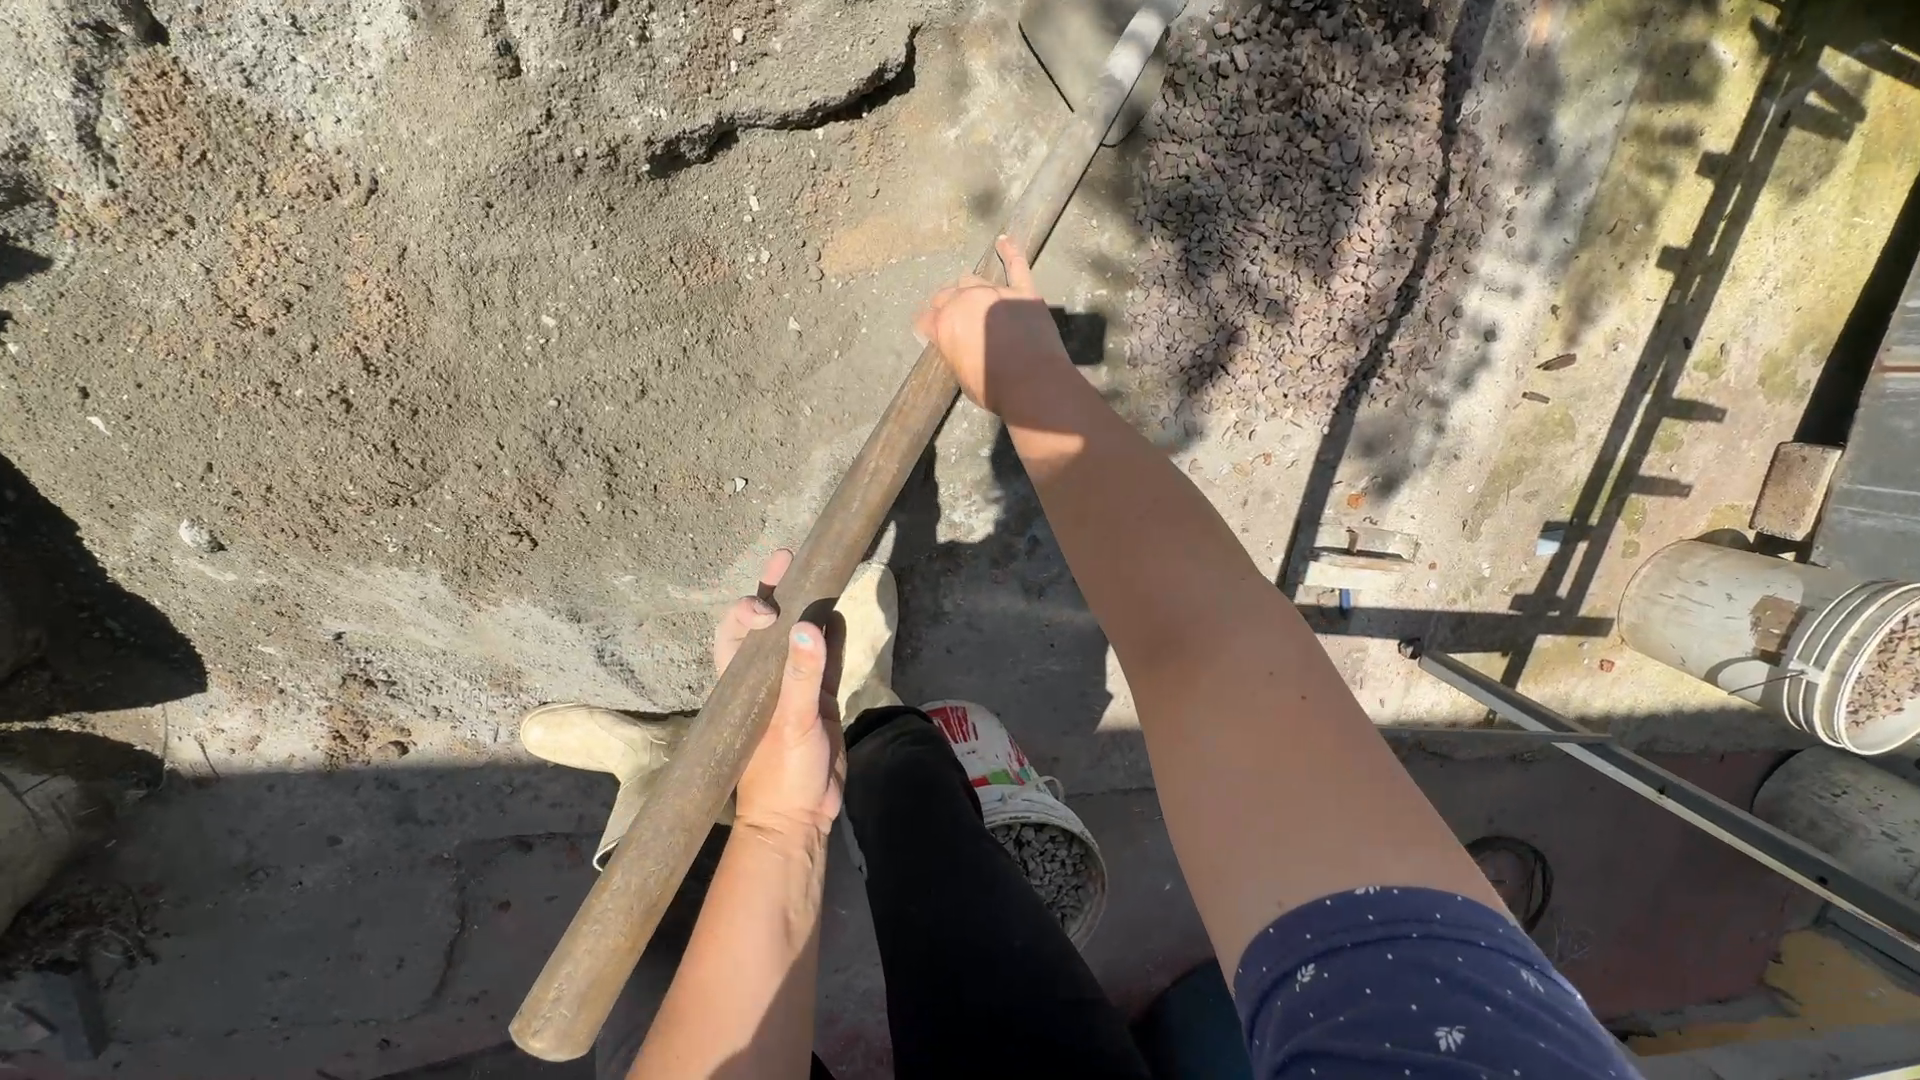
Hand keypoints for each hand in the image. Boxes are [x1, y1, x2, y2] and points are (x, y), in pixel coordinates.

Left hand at [714, 550, 843, 839]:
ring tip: (820, 573)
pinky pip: (826, 660)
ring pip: (799, 637)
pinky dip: (833, 637)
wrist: (801, 816)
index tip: (771, 607)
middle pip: (768, 625)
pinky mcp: (818, 698)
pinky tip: (841, 615)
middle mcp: (765, 677)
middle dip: (776, 590)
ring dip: (807, 608)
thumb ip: (801, 676)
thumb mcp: (791, 724)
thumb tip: (807, 624)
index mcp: (743, 681)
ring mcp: (793, 686)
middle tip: (788, 556)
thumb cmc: (780, 773)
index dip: (750, 610)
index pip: (737, 633)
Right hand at [914, 235, 1072, 419]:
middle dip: (946, 306)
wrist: (1033, 384)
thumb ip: (954, 350)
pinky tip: (1005, 241)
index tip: (932, 336)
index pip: (925, 319)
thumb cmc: (993, 388)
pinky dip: (1011, 251)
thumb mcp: (961, 375)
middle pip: (946, 295)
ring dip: (969, 288)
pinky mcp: (1023, 292)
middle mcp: (965, 301)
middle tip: (955, 320)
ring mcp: (995, 292)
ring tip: (972, 296)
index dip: (928, 329)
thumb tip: (956, 344)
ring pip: (973, 280)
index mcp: (944, 324)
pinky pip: (1017, 265)